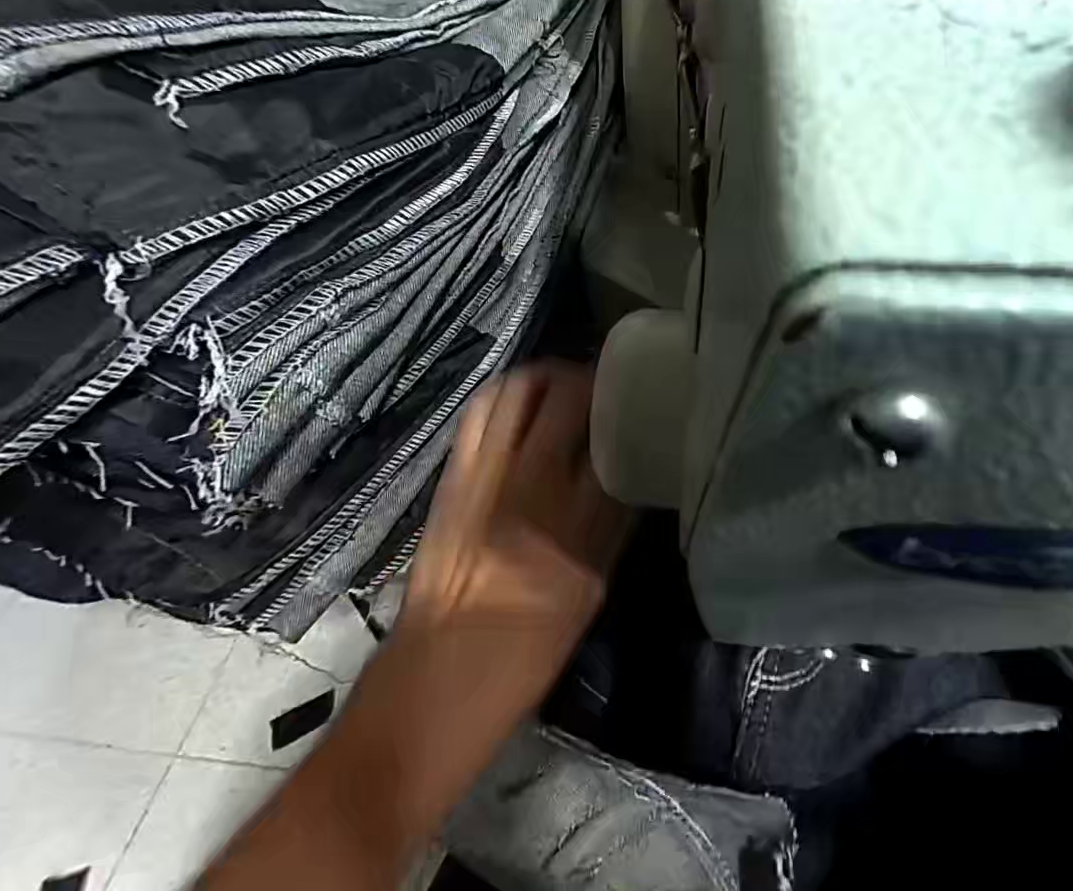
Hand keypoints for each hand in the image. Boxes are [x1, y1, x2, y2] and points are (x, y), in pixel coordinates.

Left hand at [323, 362, 629, 840]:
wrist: (426, 694)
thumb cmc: (524, 660)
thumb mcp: (590, 593)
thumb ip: (613, 523)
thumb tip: (633, 468)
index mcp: (572, 531)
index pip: (612, 441)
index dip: (629, 407)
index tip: (646, 393)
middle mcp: (523, 494)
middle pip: (561, 400)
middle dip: (590, 378)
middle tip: (612, 383)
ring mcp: (476, 483)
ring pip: (513, 395)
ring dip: (546, 378)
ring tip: (571, 385)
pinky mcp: (445, 484)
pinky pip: (478, 417)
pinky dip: (507, 396)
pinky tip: (528, 405)